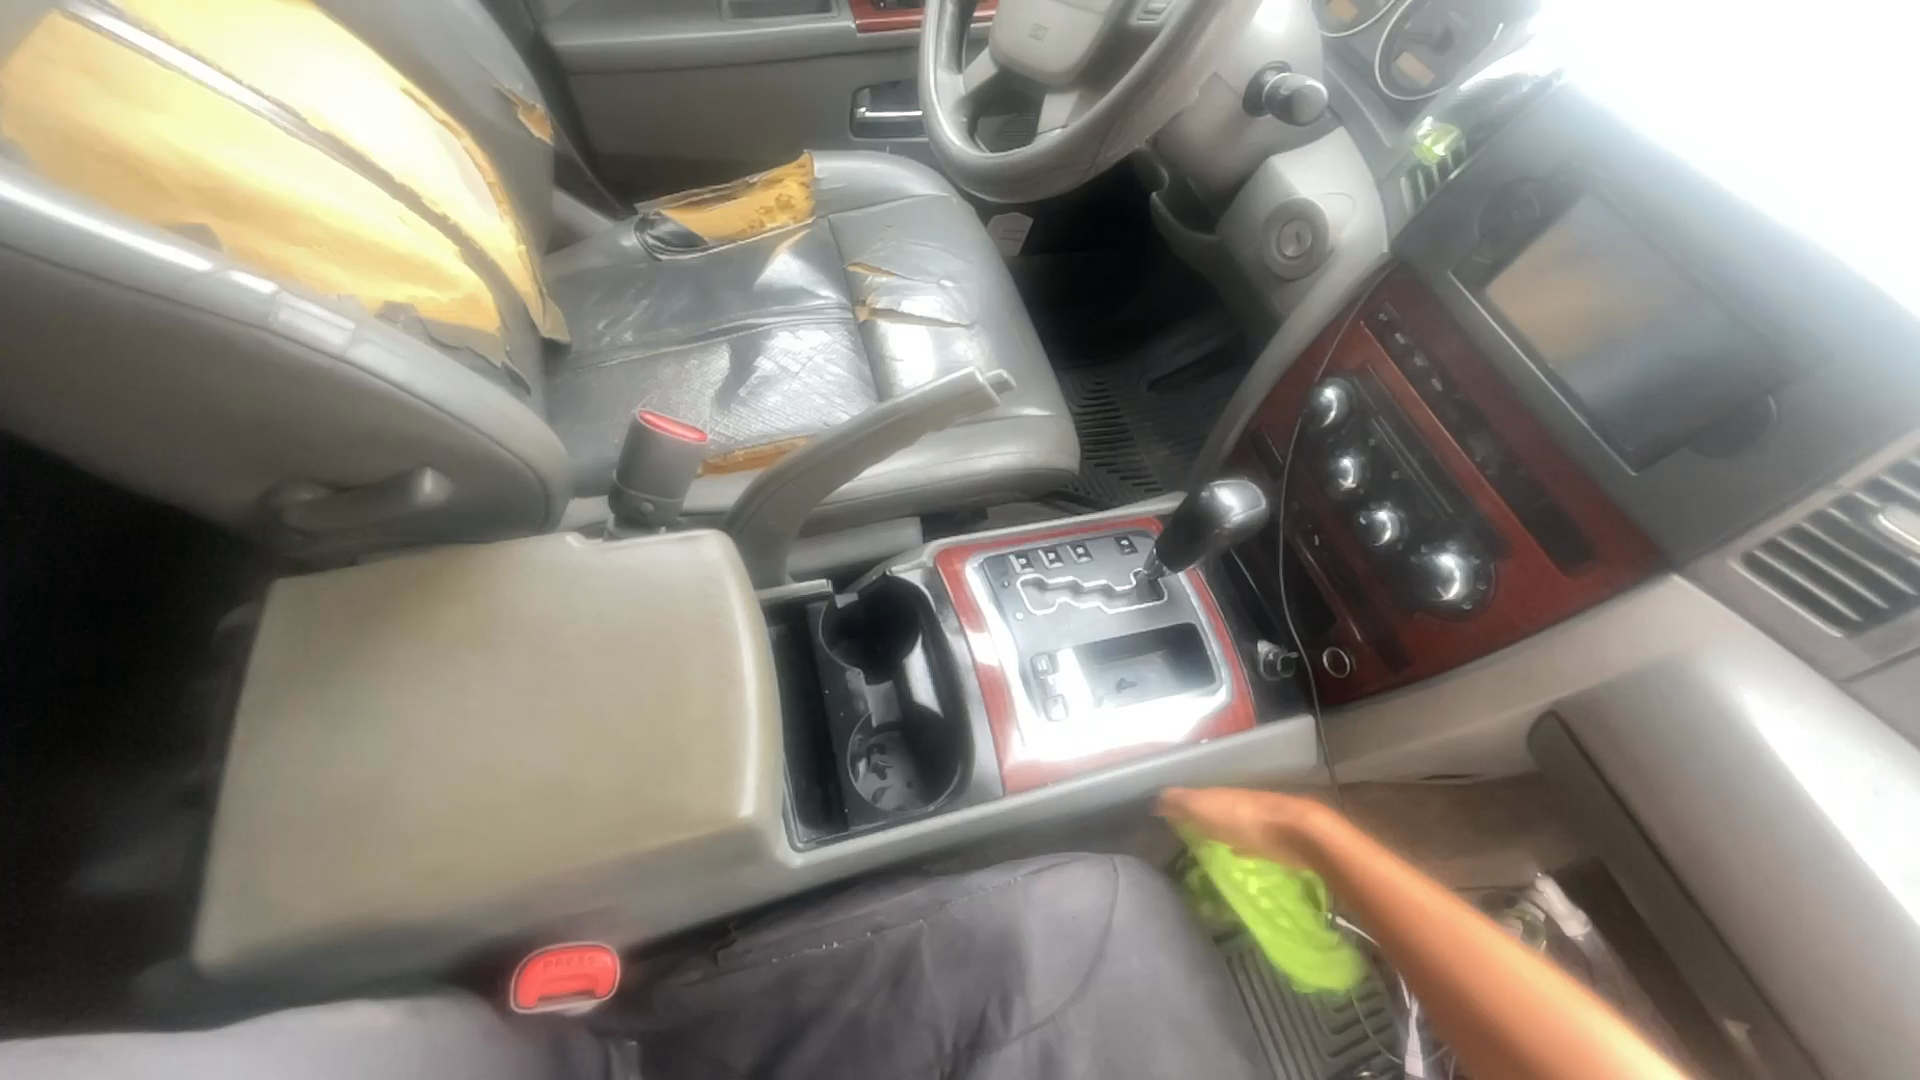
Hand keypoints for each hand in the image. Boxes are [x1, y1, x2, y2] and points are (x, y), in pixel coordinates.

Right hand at [1155, 787, 1336, 868]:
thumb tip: (1151, 798)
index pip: (1188, 795)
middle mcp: (1233, 802)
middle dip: (1194, 817)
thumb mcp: (1201, 805)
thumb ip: (1178, 801)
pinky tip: (1228, 855)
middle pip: (1208, 808)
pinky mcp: (1270, 842)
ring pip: (1226, 824)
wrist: (1294, 834)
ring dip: (1214, 831)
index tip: (1155, 816)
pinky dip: (1234, 845)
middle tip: (1173, 832)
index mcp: (1215, 792)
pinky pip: (1245, 841)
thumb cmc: (1243, 817)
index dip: (1173, 804)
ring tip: (1196, 845)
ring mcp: (1253, 821)